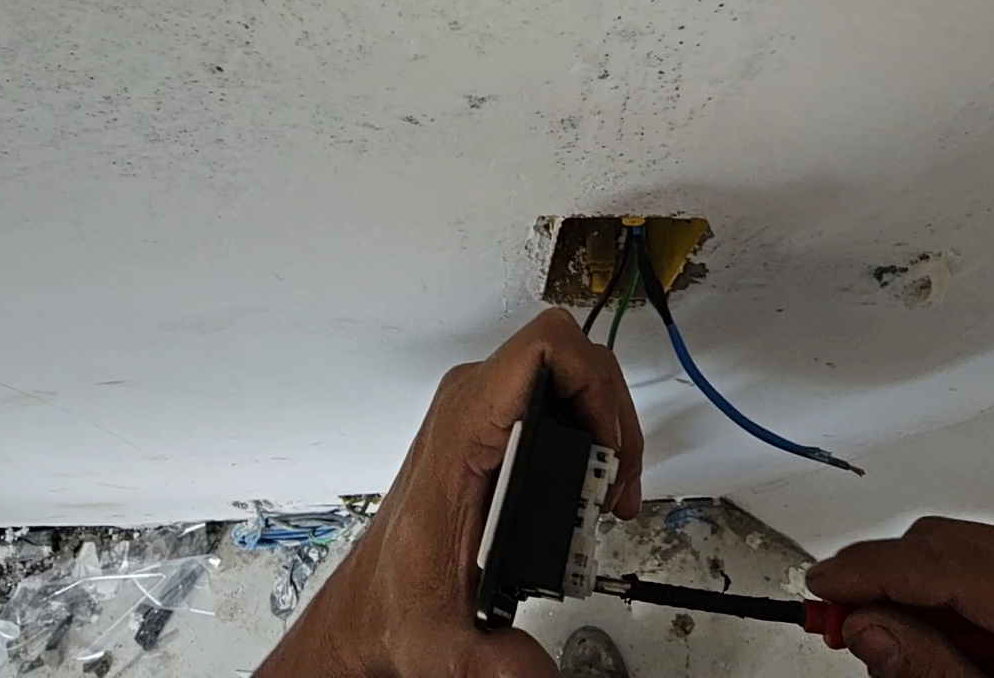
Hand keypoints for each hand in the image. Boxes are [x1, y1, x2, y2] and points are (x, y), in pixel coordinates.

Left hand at [257, 308, 643, 677]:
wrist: (376, 592)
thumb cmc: (398, 595)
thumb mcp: (445, 639)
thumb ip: (496, 663)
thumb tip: (542, 674)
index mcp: (463, 428)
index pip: (541, 348)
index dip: (593, 383)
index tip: (607, 444)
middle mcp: (472, 402)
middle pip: (568, 353)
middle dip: (612, 412)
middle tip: (616, 482)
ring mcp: (482, 403)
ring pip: (567, 367)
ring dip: (605, 419)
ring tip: (612, 486)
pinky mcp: (492, 416)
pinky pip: (556, 388)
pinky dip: (588, 424)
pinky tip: (593, 477)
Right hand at [805, 517, 993, 677]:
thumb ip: (938, 676)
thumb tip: (867, 626)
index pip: (947, 564)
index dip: (872, 570)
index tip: (822, 585)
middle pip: (945, 546)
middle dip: (886, 581)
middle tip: (844, 624)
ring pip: (956, 549)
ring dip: (916, 593)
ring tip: (909, 651)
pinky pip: (982, 565)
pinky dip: (950, 600)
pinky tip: (953, 646)